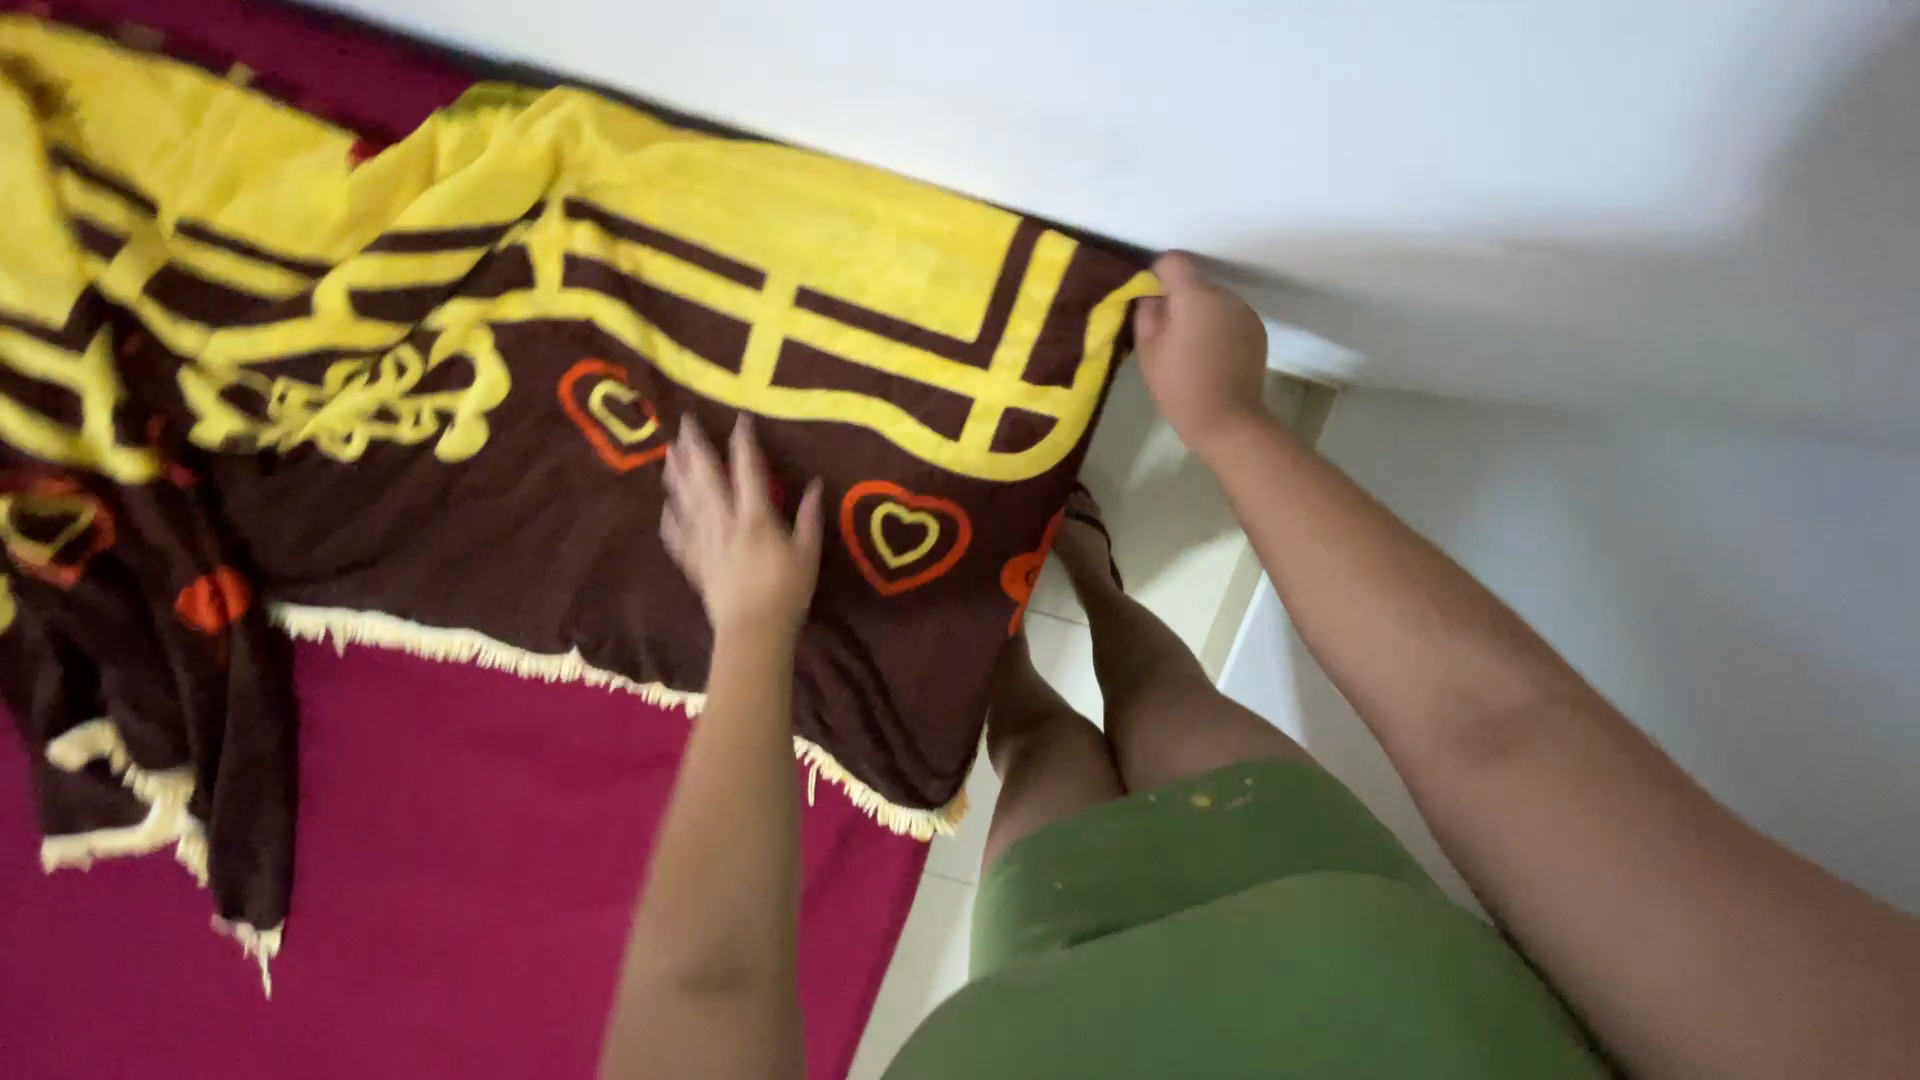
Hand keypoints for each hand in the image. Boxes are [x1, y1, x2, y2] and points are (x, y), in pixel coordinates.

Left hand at [661, 415, 824, 639]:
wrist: (752, 631)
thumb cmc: (787, 592)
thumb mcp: (808, 553)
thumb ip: (810, 518)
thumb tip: (816, 486)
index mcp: (755, 517)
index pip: (748, 471)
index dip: (744, 443)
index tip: (740, 419)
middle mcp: (725, 523)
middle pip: (707, 478)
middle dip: (697, 448)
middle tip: (685, 423)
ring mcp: (705, 543)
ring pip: (687, 501)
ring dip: (678, 475)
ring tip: (669, 453)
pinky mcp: (695, 564)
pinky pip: (679, 538)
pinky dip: (671, 521)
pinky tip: (666, 508)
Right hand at [1133, 252, 1271, 456]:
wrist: (1227, 421)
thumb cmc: (1179, 387)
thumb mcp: (1148, 351)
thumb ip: (1146, 313)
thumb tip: (1151, 296)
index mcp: (1195, 296)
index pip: (1173, 262)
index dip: (1157, 275)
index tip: (1149, 300)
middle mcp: (1225, 296)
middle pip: (1195, 283)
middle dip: (1179, 300)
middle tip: (1167, 336)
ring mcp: (1245, 313)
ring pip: (1214, 302)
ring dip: (1200, 315)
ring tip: (1191, 351)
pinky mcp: (1257, 331)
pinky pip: (1230, 318)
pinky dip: (1218, 328)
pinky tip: (1212, 358)